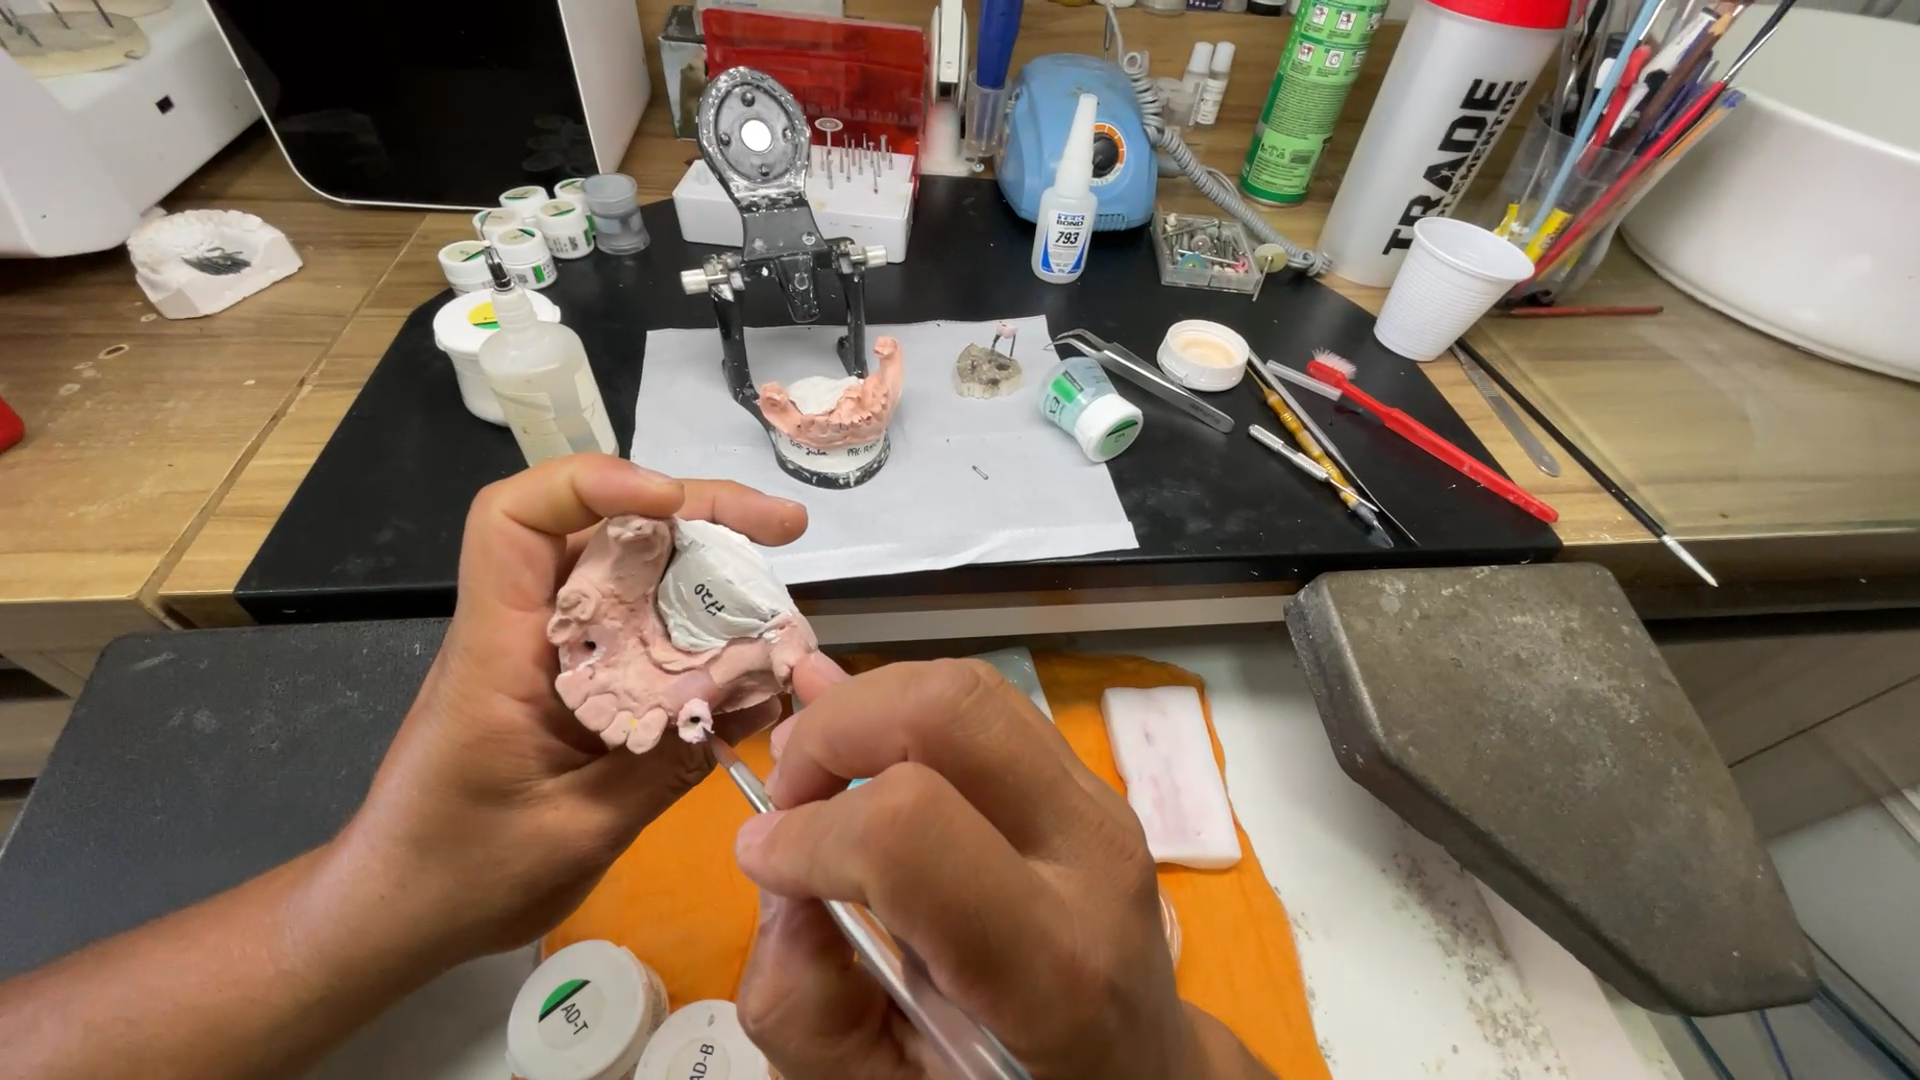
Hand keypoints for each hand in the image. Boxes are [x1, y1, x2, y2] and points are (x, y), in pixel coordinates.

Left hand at [304, 454, 806, 963]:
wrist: (396, 916)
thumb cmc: (457, 875)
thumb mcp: (573, 832)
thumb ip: (664, 761)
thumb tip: (761, 695)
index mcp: (499, 650)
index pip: (514, 519)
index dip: (593, 485)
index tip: (674, 502)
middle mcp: (531, 630)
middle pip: (607, 530)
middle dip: (701, 515)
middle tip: (784, 529)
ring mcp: (561, 652)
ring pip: (640, 575)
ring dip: (712, 573)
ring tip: (781, 596)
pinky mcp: (585, 680)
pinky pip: (652, 632)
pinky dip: (705, 633)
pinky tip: (752, 658)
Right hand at [732, 659, 1260, 1079]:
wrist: (1139, 1064)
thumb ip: (811, 1012)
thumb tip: (780, 877)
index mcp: (1052, 963)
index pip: (913, 832)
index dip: (812, 832)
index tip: (764, 855)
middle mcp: (1089, 851)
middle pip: (951, 711)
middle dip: (840, 728)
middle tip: (791, 792)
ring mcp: (1096, 797)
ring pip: (965, 687)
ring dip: (866, 706)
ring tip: (814, 761)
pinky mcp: (1082, 773)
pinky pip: (980, 702)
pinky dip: (901, 700)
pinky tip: (850, 720)